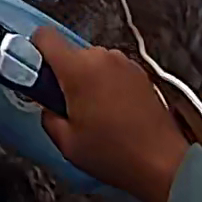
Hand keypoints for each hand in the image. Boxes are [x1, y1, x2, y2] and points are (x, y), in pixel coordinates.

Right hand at [32, 26, 189, 201]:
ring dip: (89, 79)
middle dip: (65, 74)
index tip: (37, 70)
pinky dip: (108, 83)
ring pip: (92, 61)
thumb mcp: (68, 144)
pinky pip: (112, 69)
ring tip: (98, 113)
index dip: (35, 48)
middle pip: (70, 53)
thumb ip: (48, 117)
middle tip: (70, 105)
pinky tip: (116, 112)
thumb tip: (47, 106)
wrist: (165, 165)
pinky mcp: (138, 71)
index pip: (45, 36)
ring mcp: (122, 62)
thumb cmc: (115, 155)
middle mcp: (100, 56)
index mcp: (77, 69)